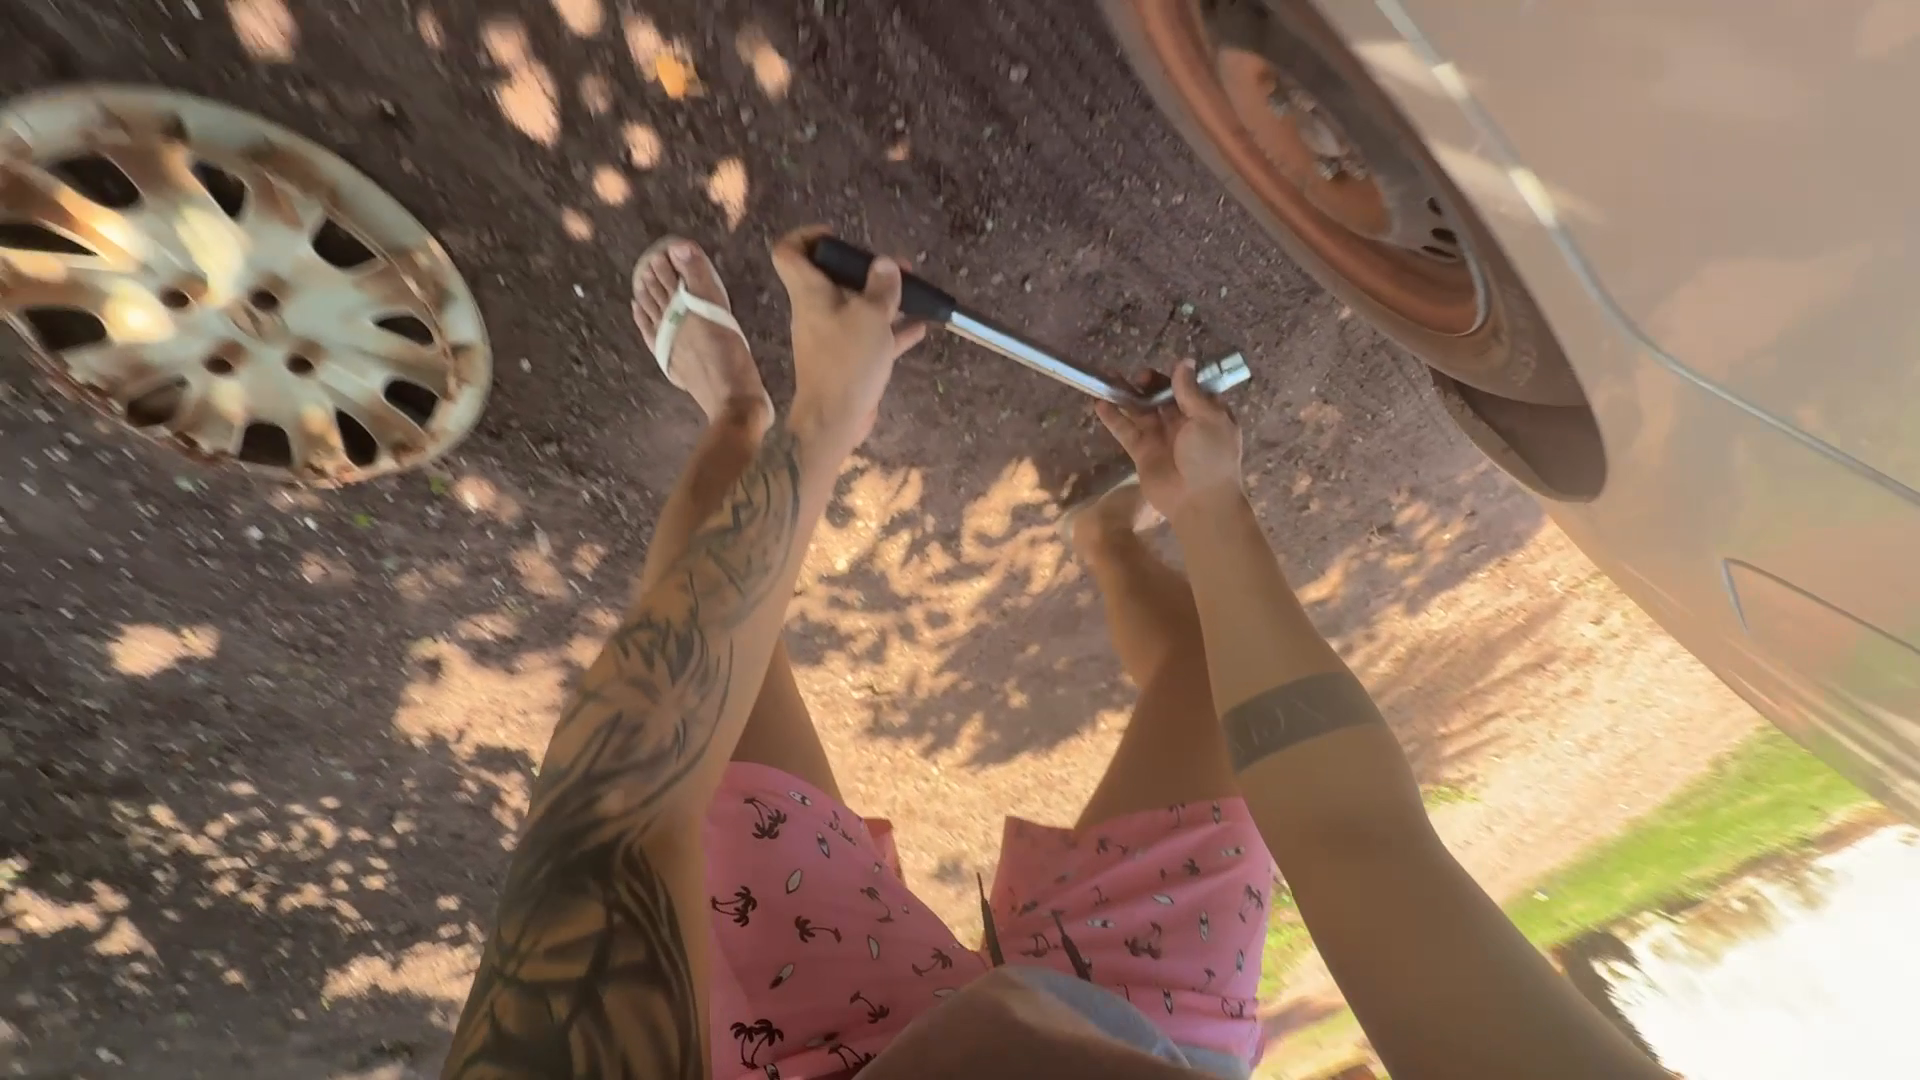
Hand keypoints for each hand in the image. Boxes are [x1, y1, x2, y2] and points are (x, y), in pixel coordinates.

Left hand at [771, 225, 927, 459]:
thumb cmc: (847, 361)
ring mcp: (833, 338)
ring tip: (915, 293)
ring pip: (857, 308)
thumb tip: (886, 265)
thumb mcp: (871, 317)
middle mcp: (817, 312)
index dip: (808, 236)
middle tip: (897, 268)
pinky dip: (893, 330)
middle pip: (833, 279)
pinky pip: (872, 337)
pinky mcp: (849, 362)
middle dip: (866, 270)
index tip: (837, 237)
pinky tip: (921, 326)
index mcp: (810, 293)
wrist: (835, 420)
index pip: (790, 252)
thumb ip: (882, 288)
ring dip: (884, 299)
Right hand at [1095, 359, 1243, 517]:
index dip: (1175, 378)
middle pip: (1161, 397)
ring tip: (1108, 379)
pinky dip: (1113, 418)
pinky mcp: (1141, 452)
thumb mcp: (1208, 418)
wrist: (1199, 500)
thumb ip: (1190, 391)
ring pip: (1140, 411)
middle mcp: (1181, 423)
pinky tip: (1100, 403)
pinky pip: (1125, 431)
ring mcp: (1160, 438)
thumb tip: (1185, 361)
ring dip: (1126, 396)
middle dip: (1149, 384)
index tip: (1164, 372)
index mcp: (1204, 413)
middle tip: (1139, 377)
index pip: (1188, 389)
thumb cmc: (1211, 457)